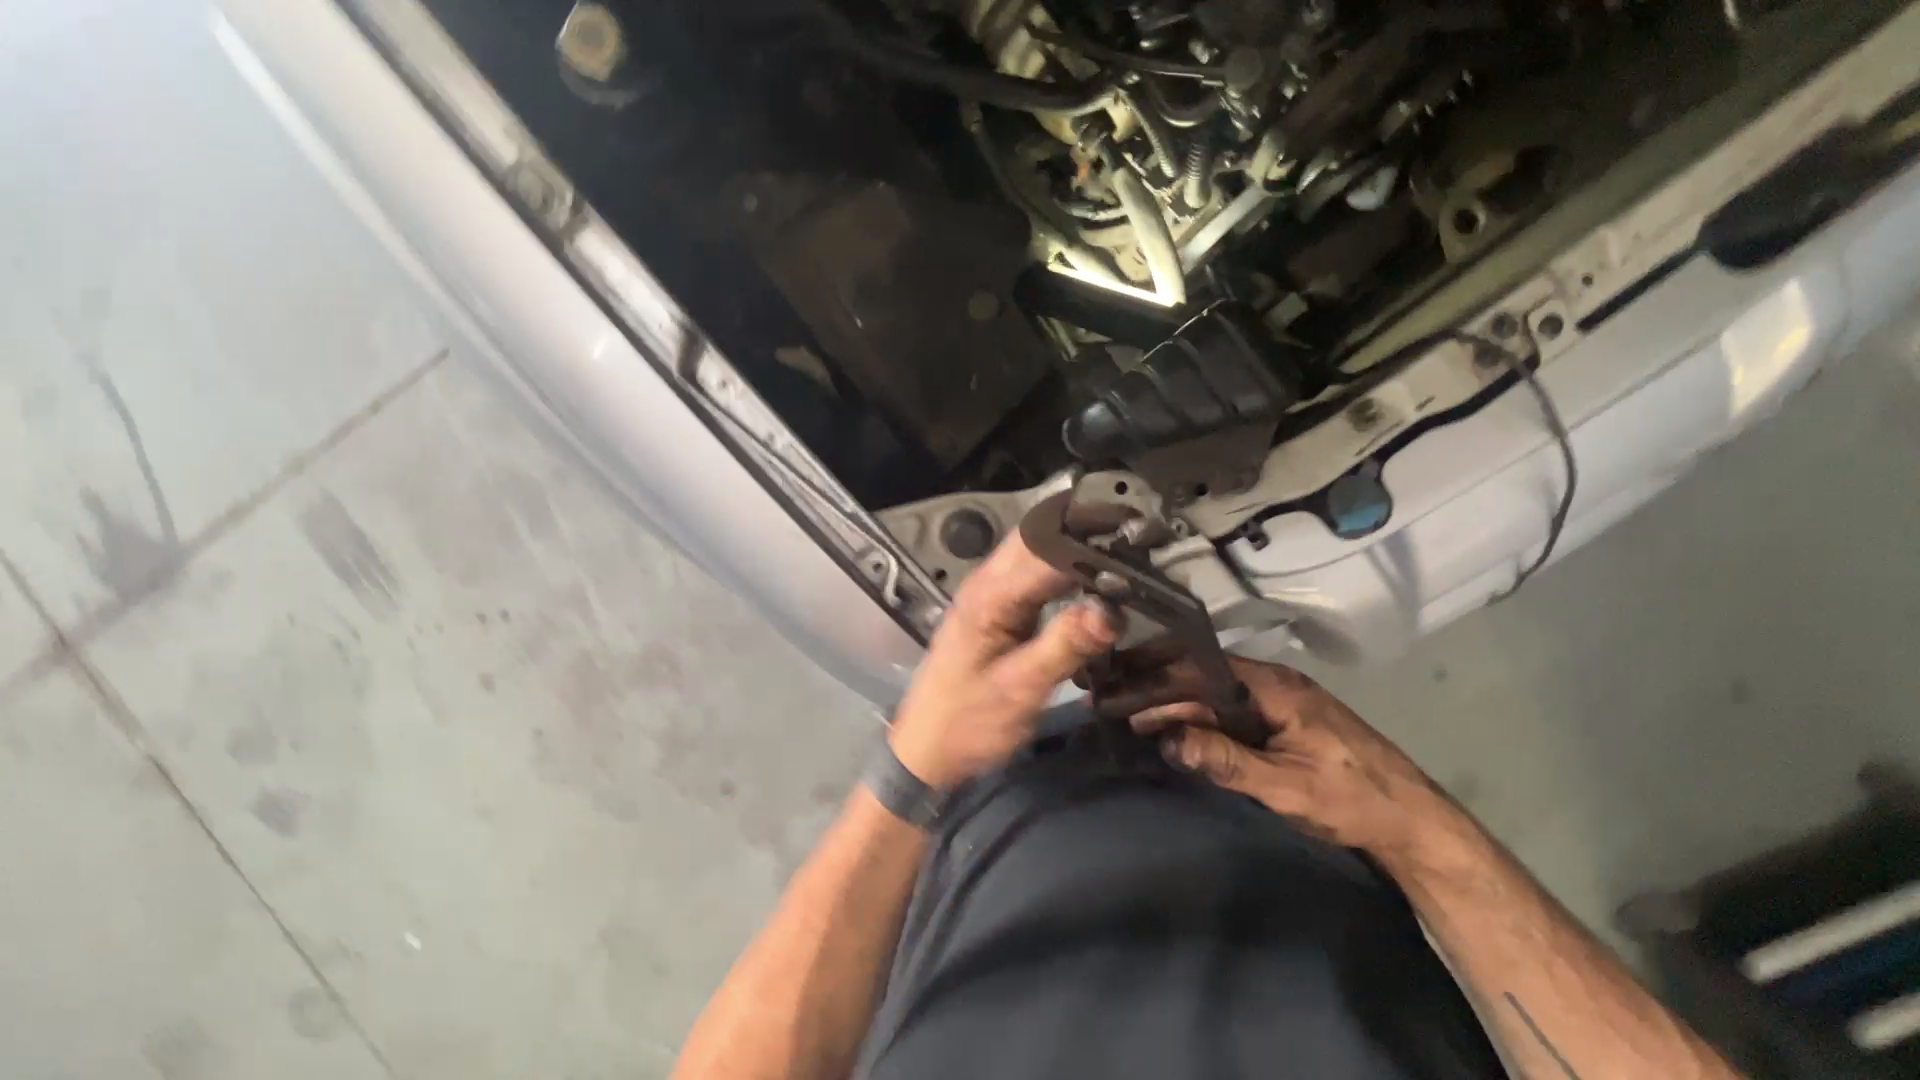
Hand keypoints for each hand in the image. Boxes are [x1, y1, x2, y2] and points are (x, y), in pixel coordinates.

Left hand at [888, 534, 1118, 789]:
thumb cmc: (967, 724)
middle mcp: (987, 583)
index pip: (1047, 550)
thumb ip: (1065, 645)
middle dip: (1084, 532)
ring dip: (1075, 548)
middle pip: (1039, 535)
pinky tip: (1094, 581)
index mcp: (989, 597)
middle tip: (1138, 540)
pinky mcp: (997, 609)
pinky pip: (1034, 574)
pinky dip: (1065, 570)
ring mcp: (990, 594)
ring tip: (1126, 556)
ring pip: (1036, 551)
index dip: (1092, 545)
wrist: (926, 751)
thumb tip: (1112, 610)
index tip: (1138, 545)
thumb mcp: (1021, 689)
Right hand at [1127, 657, 1464, 860]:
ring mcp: (1276, 701)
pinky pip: (1226, 710)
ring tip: (1124, 712)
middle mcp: (1273, 683)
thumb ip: (1226, 760)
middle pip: (1202, 673)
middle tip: (1105, 693)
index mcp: (1275, 688)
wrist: (1412, 822)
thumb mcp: (1286, 786)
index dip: (1154, 676)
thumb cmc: (1352, 801)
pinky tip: (1167, 728)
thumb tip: (1166, 737)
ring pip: (1211, 692)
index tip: (1115, 684)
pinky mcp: (1279, 721)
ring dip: (1170, 701)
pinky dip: (1193, 717)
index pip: (1201, 669)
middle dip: (1153, 682)